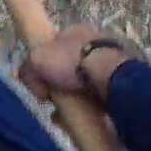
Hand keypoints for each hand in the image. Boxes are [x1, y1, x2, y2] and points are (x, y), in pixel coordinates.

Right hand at [17, 25, 142, 105]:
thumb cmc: (71, 62)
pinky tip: (86, 119)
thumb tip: (26, 78)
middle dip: (60, 85)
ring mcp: (111, 61)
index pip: (53, 46)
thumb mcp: (38, 60)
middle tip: (53, 102)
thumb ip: (28, 68)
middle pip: (69, 66)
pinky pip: (101, 96)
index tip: (41, 83)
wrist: (112, 78)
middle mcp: (93, 41)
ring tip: (68, 117)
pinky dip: (92, 107)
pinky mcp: (124, 81)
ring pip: (85, 82)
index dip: (44, 65)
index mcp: (73, 30)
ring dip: (76, 98)